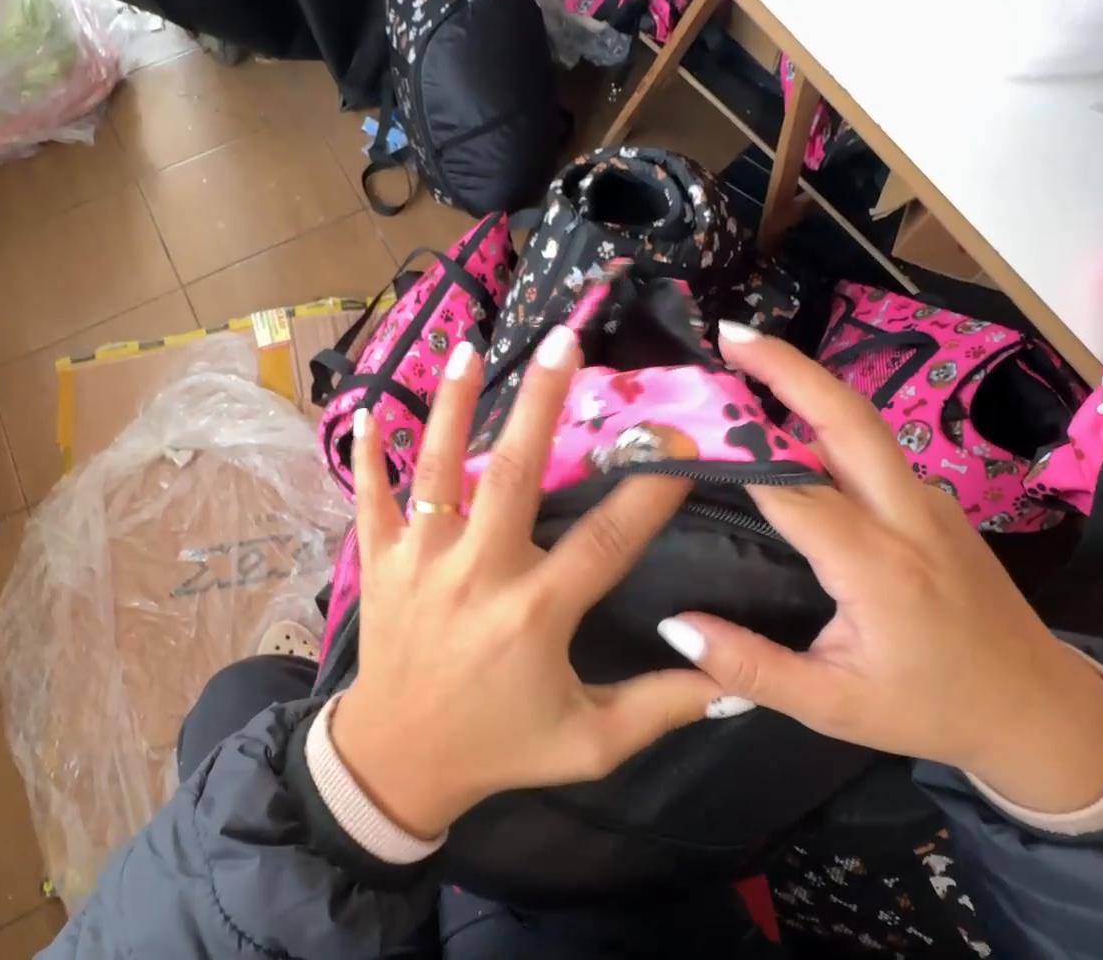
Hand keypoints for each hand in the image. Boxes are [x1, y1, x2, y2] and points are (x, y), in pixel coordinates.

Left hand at [331, 326, 726, 838]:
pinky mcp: (379, 564)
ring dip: (451, 405)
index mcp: (534, 613)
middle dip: (540, 402)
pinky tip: (370, 408)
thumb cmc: (499, 747)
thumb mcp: (589, 743)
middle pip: (513, 473)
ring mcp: (419, 562)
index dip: (650, 491)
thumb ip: (661, 708)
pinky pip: (369, 501)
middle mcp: (476, 573)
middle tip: (565, 341)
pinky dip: (367, 456)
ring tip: (468, 348)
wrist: (400, 763)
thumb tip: (735, 680)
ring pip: (437, 470)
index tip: (684, 443)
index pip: (605, 540)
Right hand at [657, 324, 1102, 813]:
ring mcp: (928, 502)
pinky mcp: (933, 502)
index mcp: (877, 565)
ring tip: (746, 358)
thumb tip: (672, 625)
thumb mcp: (831, 708)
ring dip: (806, 382)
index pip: (791, 490)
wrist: (1041, 710)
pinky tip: (786, 421)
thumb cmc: (928, 708)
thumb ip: (749, 668)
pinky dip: (824, 418)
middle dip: (787, 368)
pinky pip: (871, 449)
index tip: (682, 425)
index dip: (735, 454)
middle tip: (729, 335)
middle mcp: (907, 516)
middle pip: (846, 419)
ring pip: (862, 424)